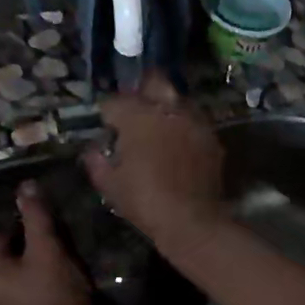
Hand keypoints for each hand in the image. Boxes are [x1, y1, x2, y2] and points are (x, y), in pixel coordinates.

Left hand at [0, 181, 92, 304]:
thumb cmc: (56, 294)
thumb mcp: (49, 251)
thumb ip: (36, 217)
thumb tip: (26, 185)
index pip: (0, 238)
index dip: (27, 236)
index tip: (50, 243)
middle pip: (0, 264)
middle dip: (22, 260)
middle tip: (53, 264)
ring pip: (5, 287)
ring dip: (21, 283)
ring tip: (50, 286)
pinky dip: (23, 304)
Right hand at [87, 74, 224, 247]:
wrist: (192, 220)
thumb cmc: (145, 202)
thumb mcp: (110, 185)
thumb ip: (97, 162)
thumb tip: (93, 151)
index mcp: (137, 116)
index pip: (115, 102)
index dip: (108, 114)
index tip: (107, 127)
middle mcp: (168, 110)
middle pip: (154, 83)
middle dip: (142, 92)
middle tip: (136, 113)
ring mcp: (194, 123)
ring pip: (179, 100)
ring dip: (167, 108)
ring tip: (159, 128)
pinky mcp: (212, 139)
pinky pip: (195, 123)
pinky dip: (185, 128)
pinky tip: (179, 145)